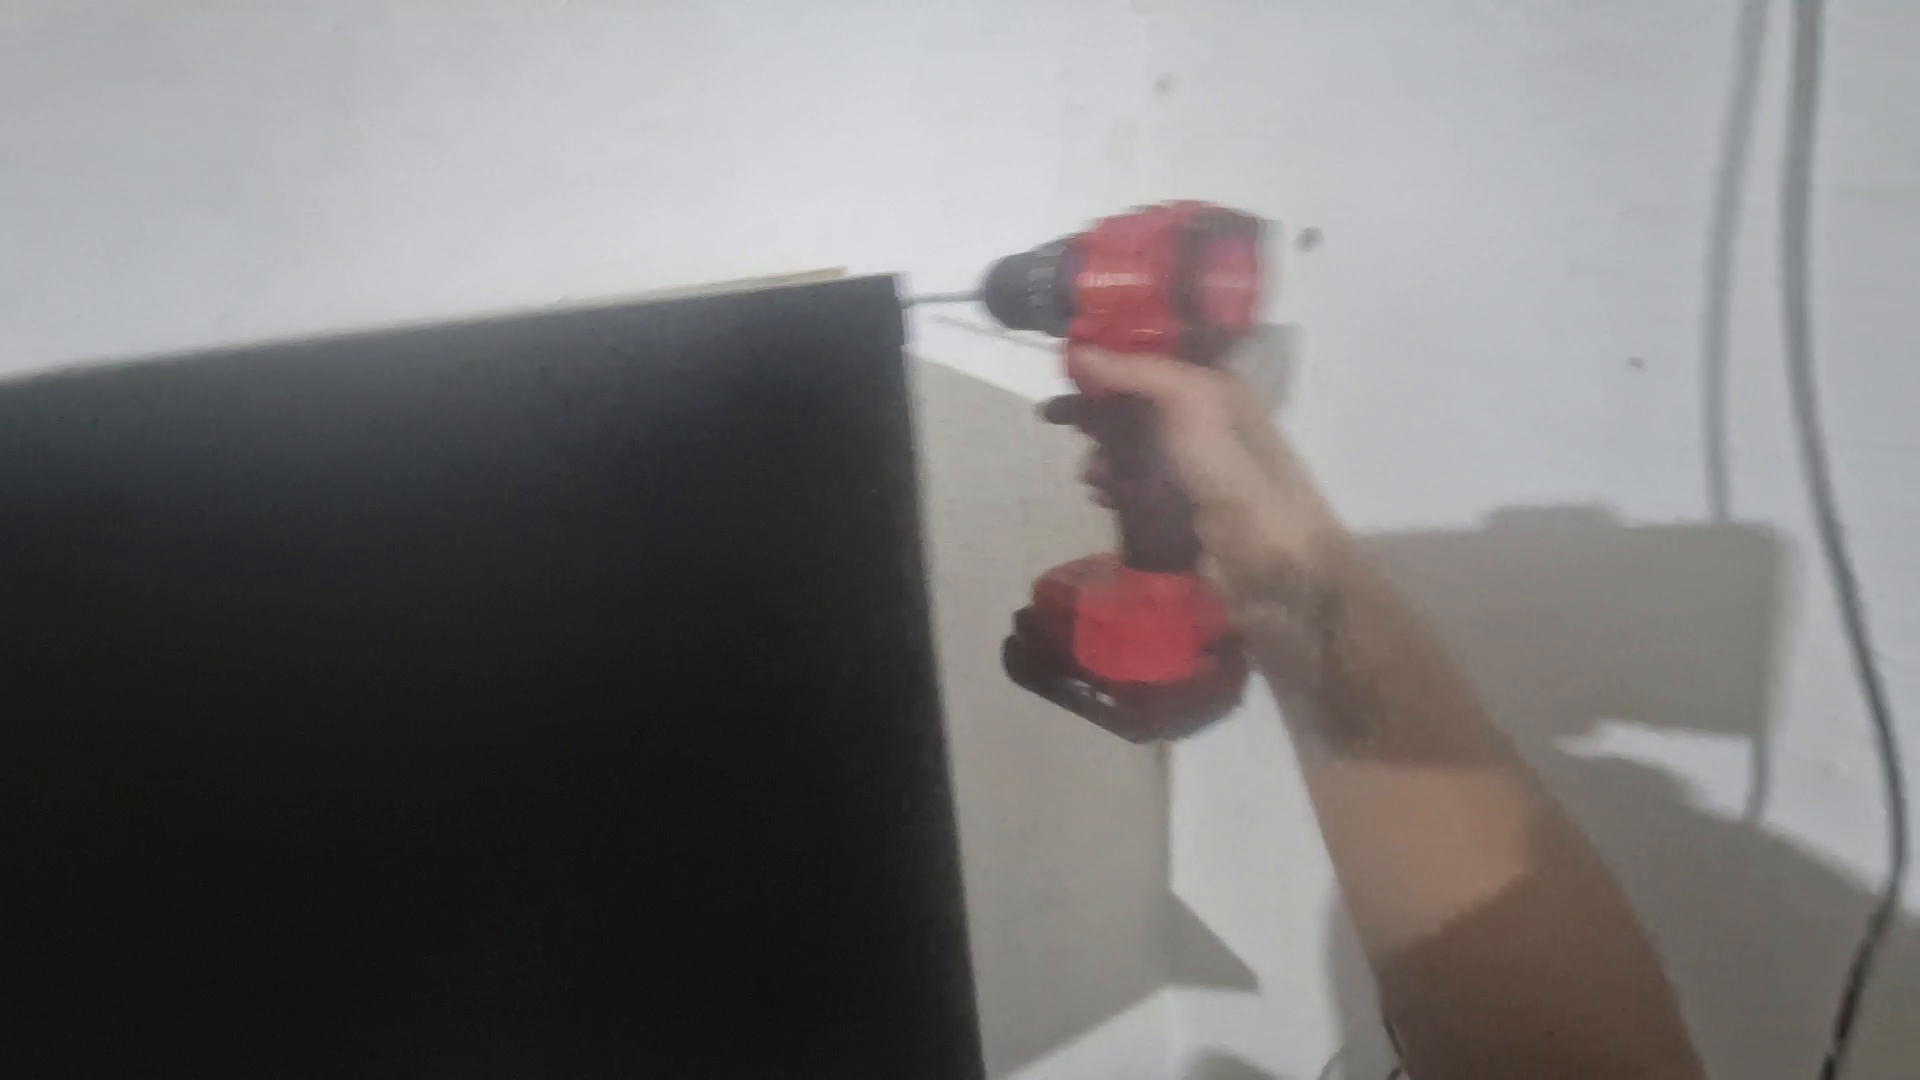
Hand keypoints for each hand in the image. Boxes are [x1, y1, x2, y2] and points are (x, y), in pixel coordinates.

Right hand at [1052, 348, 1348, 676]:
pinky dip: (1110, 488)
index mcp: (1215, 391)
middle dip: (1095, 412)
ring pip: (1128, 451)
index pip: (1153, 362)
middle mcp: (1203, 425)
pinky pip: (1132, 490)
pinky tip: (1099, 495)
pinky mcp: (1176, 510)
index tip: (1067, 367)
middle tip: (1053, 418)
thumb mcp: (1191, 404)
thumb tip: (1079, 353)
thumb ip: (1138, 373)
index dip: (1111, 360)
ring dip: (1099, 455)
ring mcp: (1189, 471)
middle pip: (1134, 407)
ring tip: (1088, 472)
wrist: (1268, 561)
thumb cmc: (1233, 471)